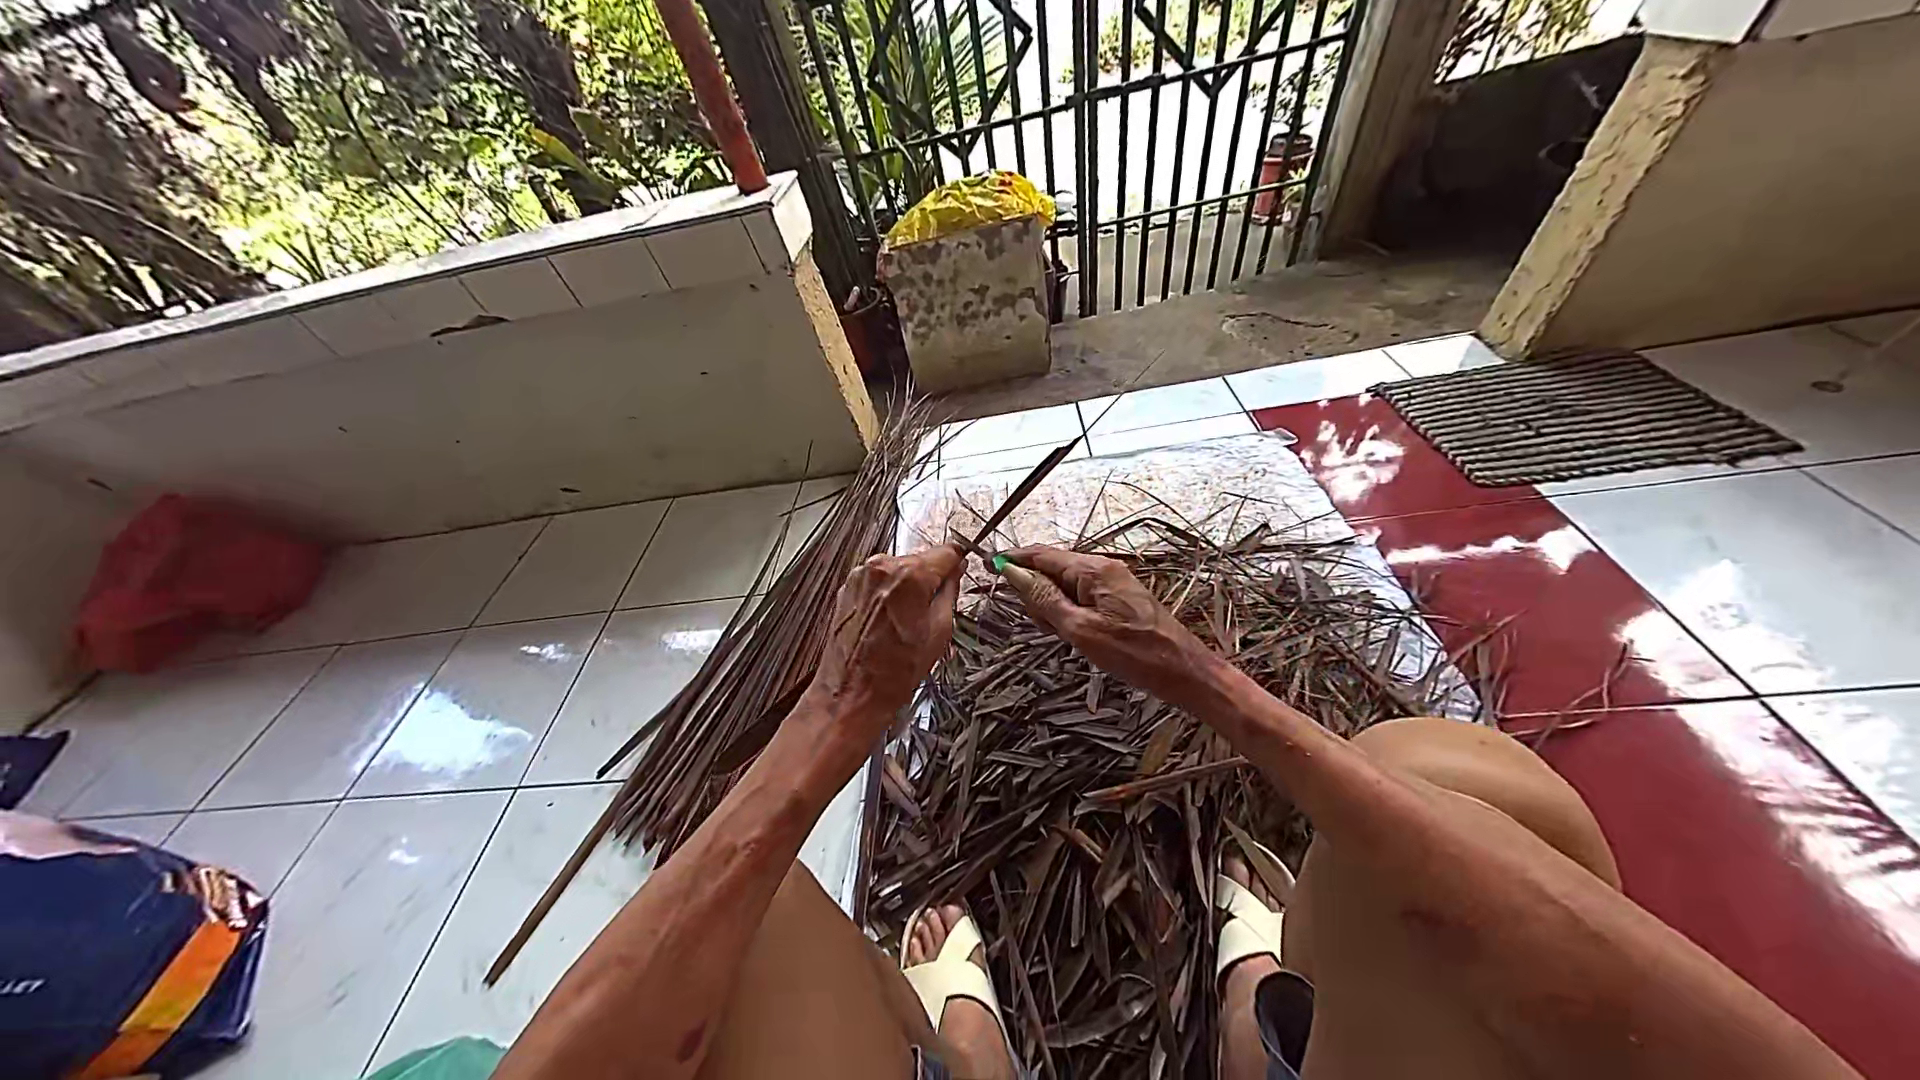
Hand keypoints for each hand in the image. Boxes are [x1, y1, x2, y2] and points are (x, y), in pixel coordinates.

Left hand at [801, 544, 963, 747]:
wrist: (853, 692)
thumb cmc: (894, 670)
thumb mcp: (940, 630)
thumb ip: (951, 592)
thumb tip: (956, 571)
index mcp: (909, 575)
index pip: (946, 551)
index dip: (958, 561)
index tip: (961, 569)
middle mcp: (882, 567)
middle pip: (920, 559)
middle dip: (931, 578)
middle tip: (933, 609)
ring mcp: (861, 576)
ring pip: (899, 569)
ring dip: (908, 586)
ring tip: (908, 621)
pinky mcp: (848, 587)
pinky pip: (879, 580)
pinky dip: (888, 593)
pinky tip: (889, 621)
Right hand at [999, 545, 1218, 707]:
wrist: (1184, 672)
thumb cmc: (1135, 654)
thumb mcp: (1080, 630)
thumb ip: (1044, 599)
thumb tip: (1013, 573)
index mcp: (1094, 570)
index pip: (1043, 556)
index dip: (1014, 560)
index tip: (988, 566)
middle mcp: (1104, 568)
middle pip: (1053, 569)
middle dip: (1037, 593)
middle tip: (1045, 626)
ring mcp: (1113, 583)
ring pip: (1066, 586)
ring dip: (1054, 607)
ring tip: (1065, 636)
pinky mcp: (1118, 599)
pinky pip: (1081, 597)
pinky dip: (1069, 613)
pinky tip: (1076, 634)